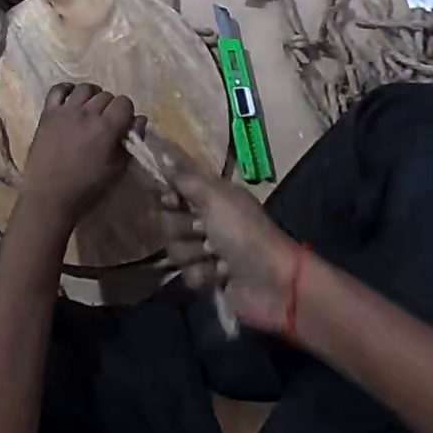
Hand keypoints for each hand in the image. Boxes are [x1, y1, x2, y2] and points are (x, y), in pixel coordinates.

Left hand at [18, 83, 133, 225]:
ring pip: (84, 89)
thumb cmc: (87, 188)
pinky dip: (66, 90)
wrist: (50, 197)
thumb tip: (140, 120)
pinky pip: (58, 90)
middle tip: (105, 122)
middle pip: (106, 95)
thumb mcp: (117, 169)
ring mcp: (65, 111)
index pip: (124, 102)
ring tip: (90, 110)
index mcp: (107, 127)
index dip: (126, 112)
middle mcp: (87, 113)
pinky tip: (71, 100)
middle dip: (110, 107)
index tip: (122, 125)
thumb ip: (130, 142)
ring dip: (92, 96)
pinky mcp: (48, 114)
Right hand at [161, 162, 301, 332]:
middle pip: (169, 222)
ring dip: (196, 255)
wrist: (272, 280)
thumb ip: (185, 178)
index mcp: (212, 196)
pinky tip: (220, 274)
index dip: (170, 197)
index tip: (172, 200)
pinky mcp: (208, 278)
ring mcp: (206, 251)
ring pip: (176, 250)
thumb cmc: (244, 232)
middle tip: (206, 232)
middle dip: (186, 230)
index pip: (174, 191)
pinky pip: (187, 275)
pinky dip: (204, 275)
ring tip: (218, 257)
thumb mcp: (216, 198)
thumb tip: (160, 151)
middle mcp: (207, 220)